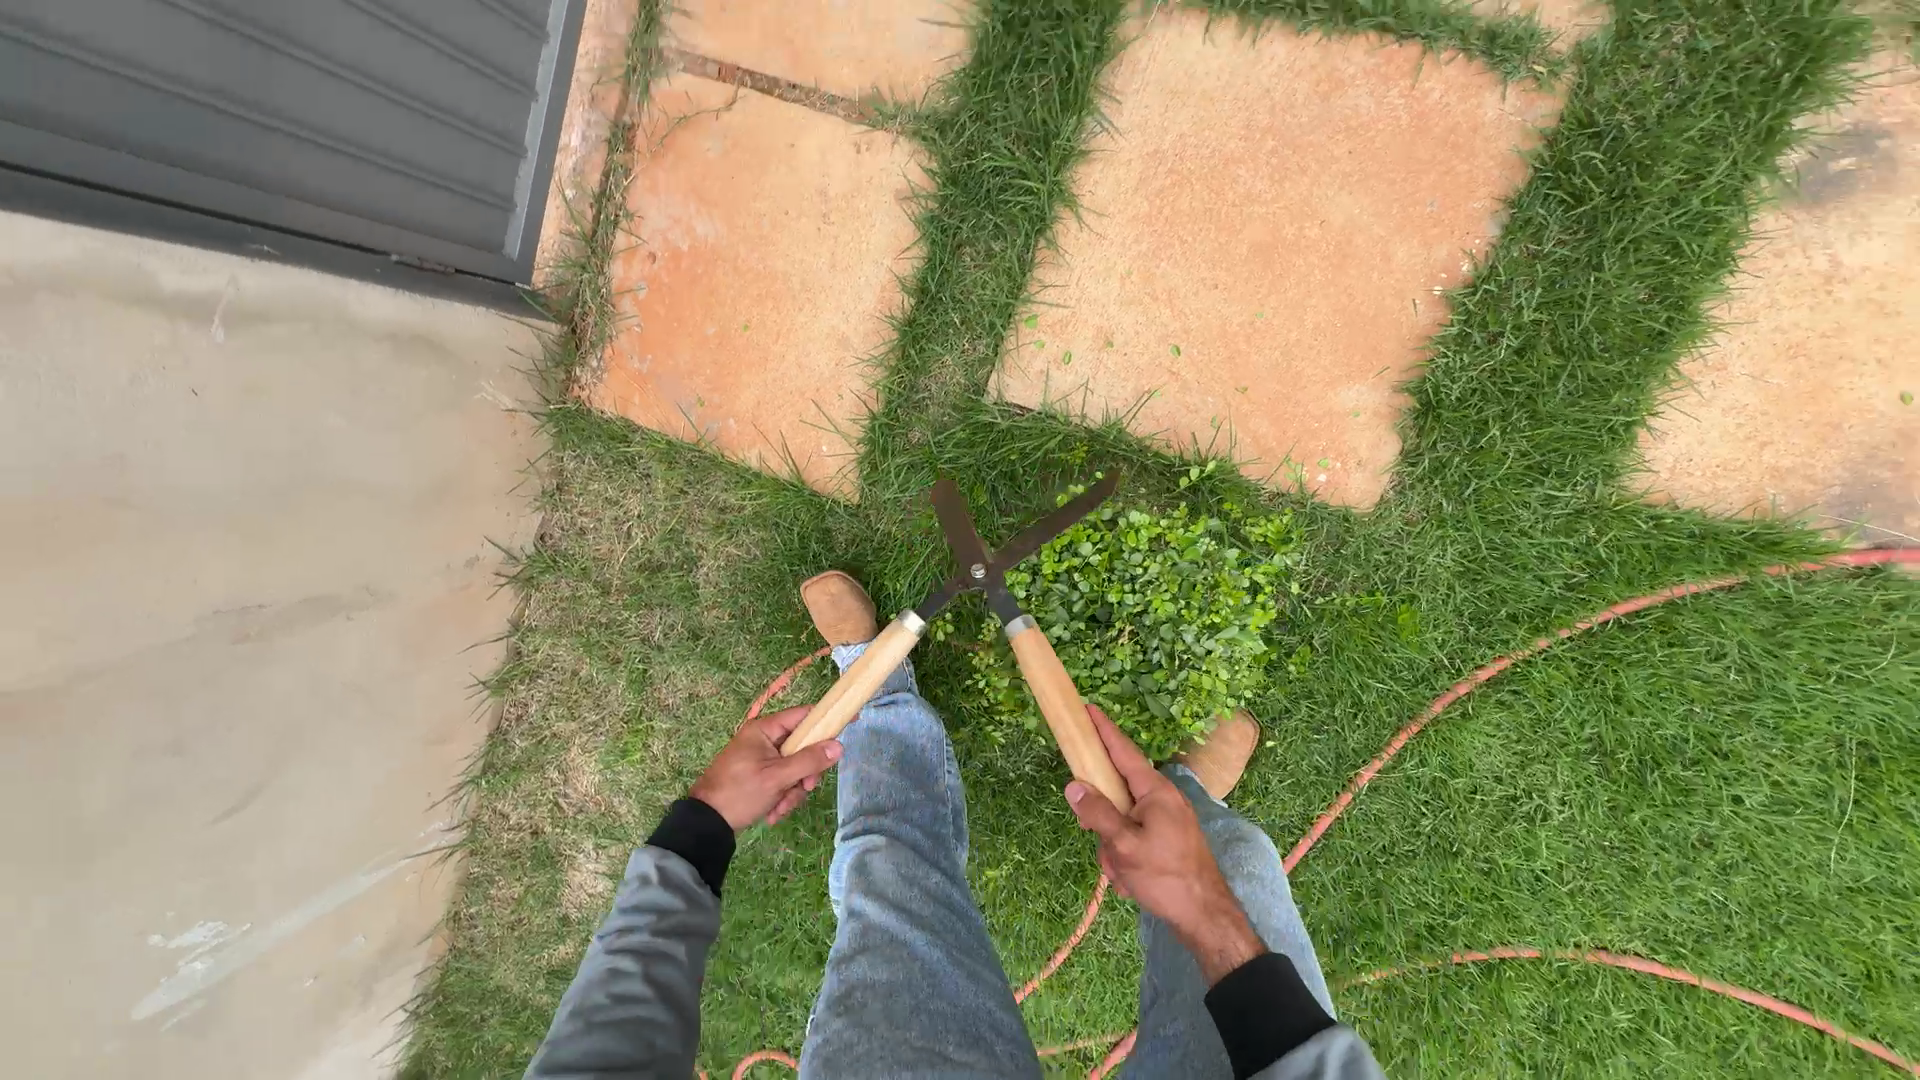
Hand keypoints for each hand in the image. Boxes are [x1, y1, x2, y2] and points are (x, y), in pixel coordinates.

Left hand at [689, 705, 841, 830]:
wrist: (705, 824)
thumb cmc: (739, 793)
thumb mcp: (776, 778)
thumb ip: (809, 761)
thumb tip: (838, 746)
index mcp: (764, 730)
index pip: (804, 715)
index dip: (827, 720)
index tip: (851, 722)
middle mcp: (764, 740)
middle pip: (802, 747)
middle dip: (804, 774)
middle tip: (803, 788)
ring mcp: (761, 759)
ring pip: (794, 768)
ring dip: (792, 791)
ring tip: (779, 808)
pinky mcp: (759, 776)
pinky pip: (782, 781)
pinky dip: (782, 797)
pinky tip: (772, 813)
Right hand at [1064, 706, 1266, 984]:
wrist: (1206, 918)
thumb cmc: (1166, 877)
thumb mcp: (1124, 846)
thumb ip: (1097, 813)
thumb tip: (1073, 785)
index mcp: (1155, 790)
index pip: (1123, 751)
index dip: (1103, 729)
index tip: (1087, 708)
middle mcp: (1162, 799)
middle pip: (1115, 793)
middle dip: (1102, 821)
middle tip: (1096, 838)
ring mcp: (1165, 820)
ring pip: (1121, 821)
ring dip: (1113, 847)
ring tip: (1123, 873)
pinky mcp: (1166, 840)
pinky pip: (1133, 839)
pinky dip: (1125, 858)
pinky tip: (1132, 882)